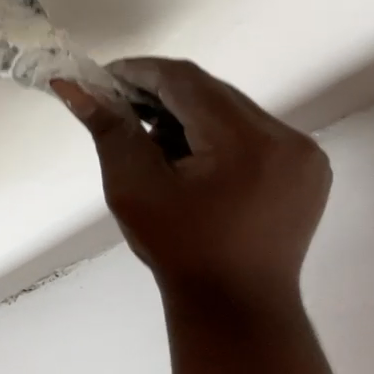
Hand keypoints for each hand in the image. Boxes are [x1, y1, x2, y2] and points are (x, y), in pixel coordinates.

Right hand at [52, 59, 332, 306]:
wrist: (235, 301)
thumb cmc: (177, 243)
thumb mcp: (132, 183)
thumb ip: (108, 128)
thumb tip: (70, 87)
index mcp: (246, 141)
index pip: (185, 80)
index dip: (137, 72)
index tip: (97, 80)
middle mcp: (286, 138)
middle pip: (210, 91)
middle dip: (156, 92)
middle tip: (112, 107)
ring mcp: (302, 154)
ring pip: (228, 109)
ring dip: (182, 112)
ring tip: (144, 139)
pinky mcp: (304, 170)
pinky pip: (248, 131)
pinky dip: (208, 132)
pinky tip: (181, 156)